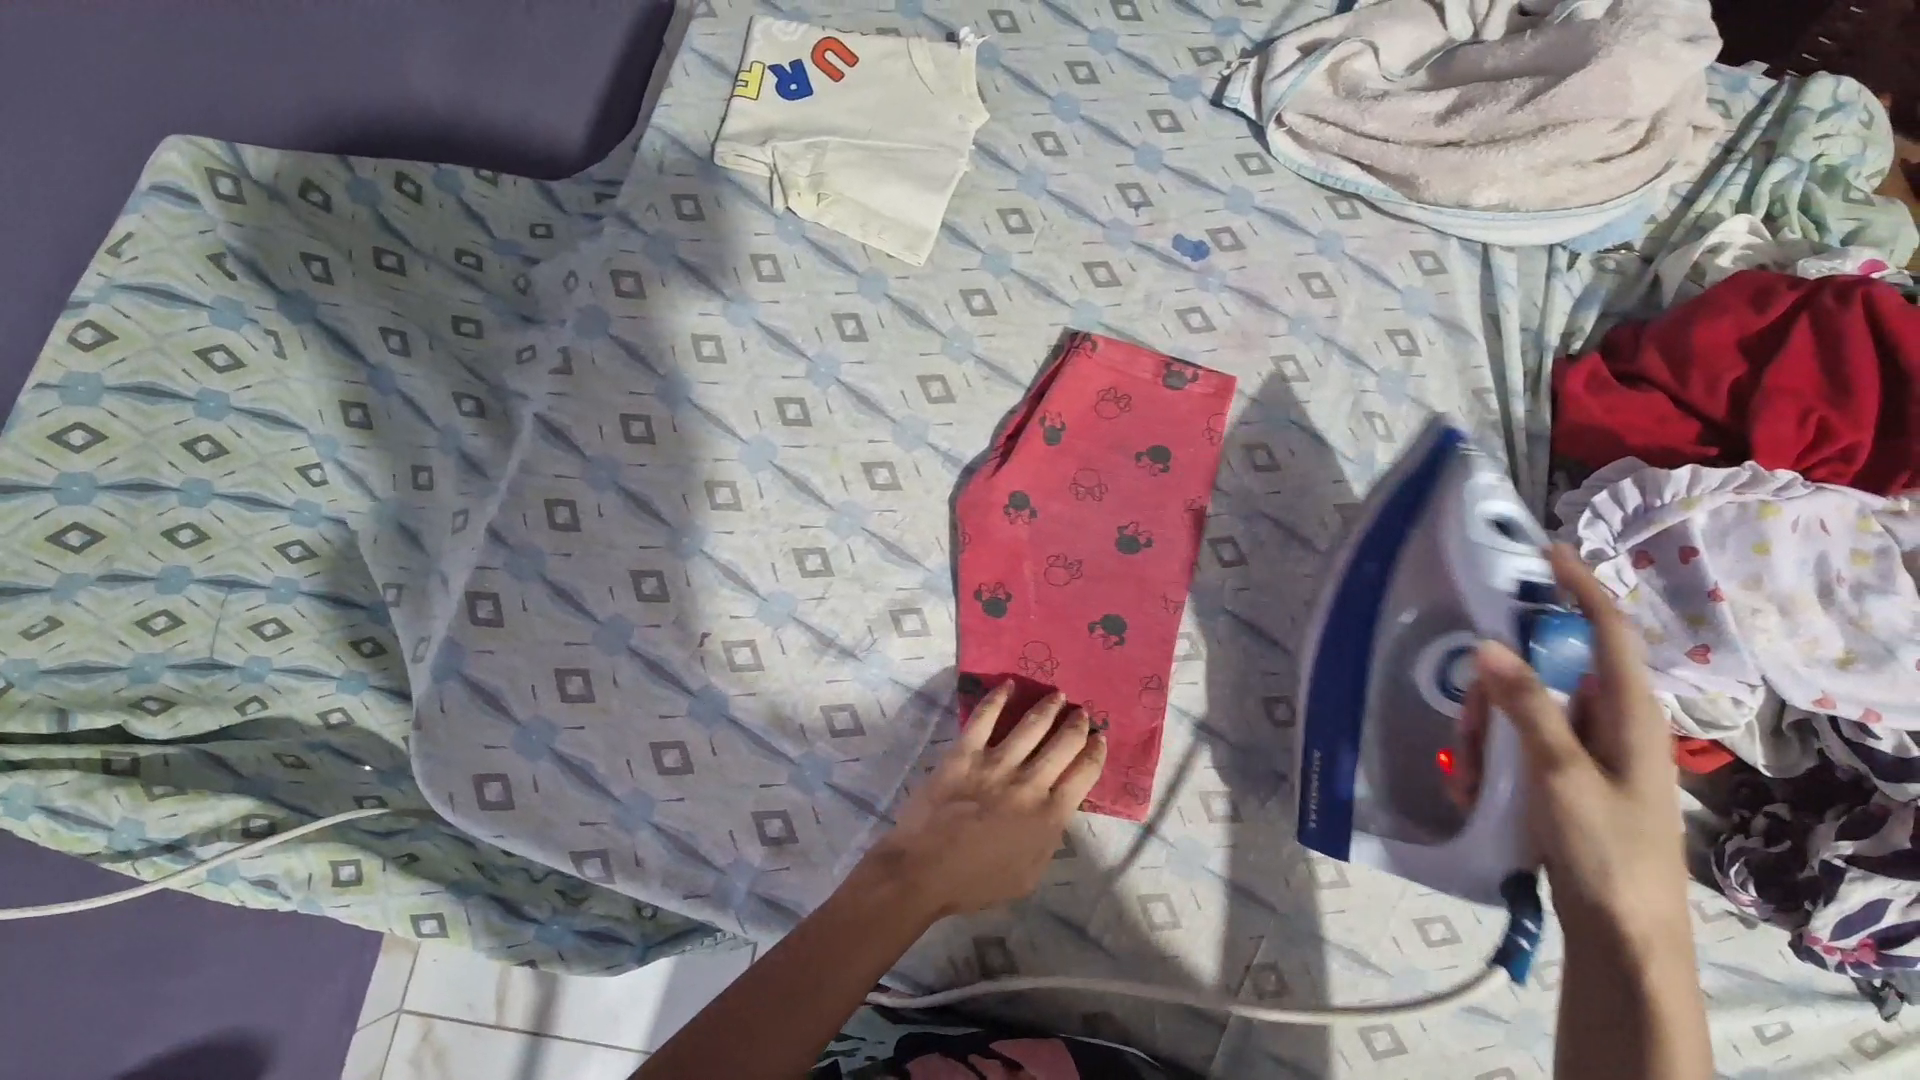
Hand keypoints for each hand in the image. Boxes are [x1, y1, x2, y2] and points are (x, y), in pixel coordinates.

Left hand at [850, 683, 1107, 920]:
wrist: (923, 871)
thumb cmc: (975, 883)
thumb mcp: (1028, 876)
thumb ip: (1048, 842)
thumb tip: (1055, 815)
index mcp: (1049, 817)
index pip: (1084, 775)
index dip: (1096, 753)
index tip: (1100, 739)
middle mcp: (1030, 785)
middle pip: (1063, 744)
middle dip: (1077, 724)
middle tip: (1083, 712)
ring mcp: (996, 765)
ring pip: (1031, 726)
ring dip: (1048, 707)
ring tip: (1057, 695)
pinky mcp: (964, 754)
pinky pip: (984, 718)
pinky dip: (998, 698)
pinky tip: (1009, 684)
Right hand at [1449, 545, 1690, 946]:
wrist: (1622, 931)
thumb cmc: (1605, 849)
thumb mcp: (1559, 775)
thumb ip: (1526, 707)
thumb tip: (1488, 644)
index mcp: (1627, 713)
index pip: (1609, 631)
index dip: (1581, 587)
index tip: (1545, 552)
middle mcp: (1609, 722)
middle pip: (1543, 674)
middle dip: (1495, 692)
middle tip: (1469, 724)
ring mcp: (1585, 752)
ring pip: (1520, 712)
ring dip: (1485, 735)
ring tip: (1470, 778)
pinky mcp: (1563, 778)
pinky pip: (1517, 747)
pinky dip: (1489, 763)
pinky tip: (1474, 794)